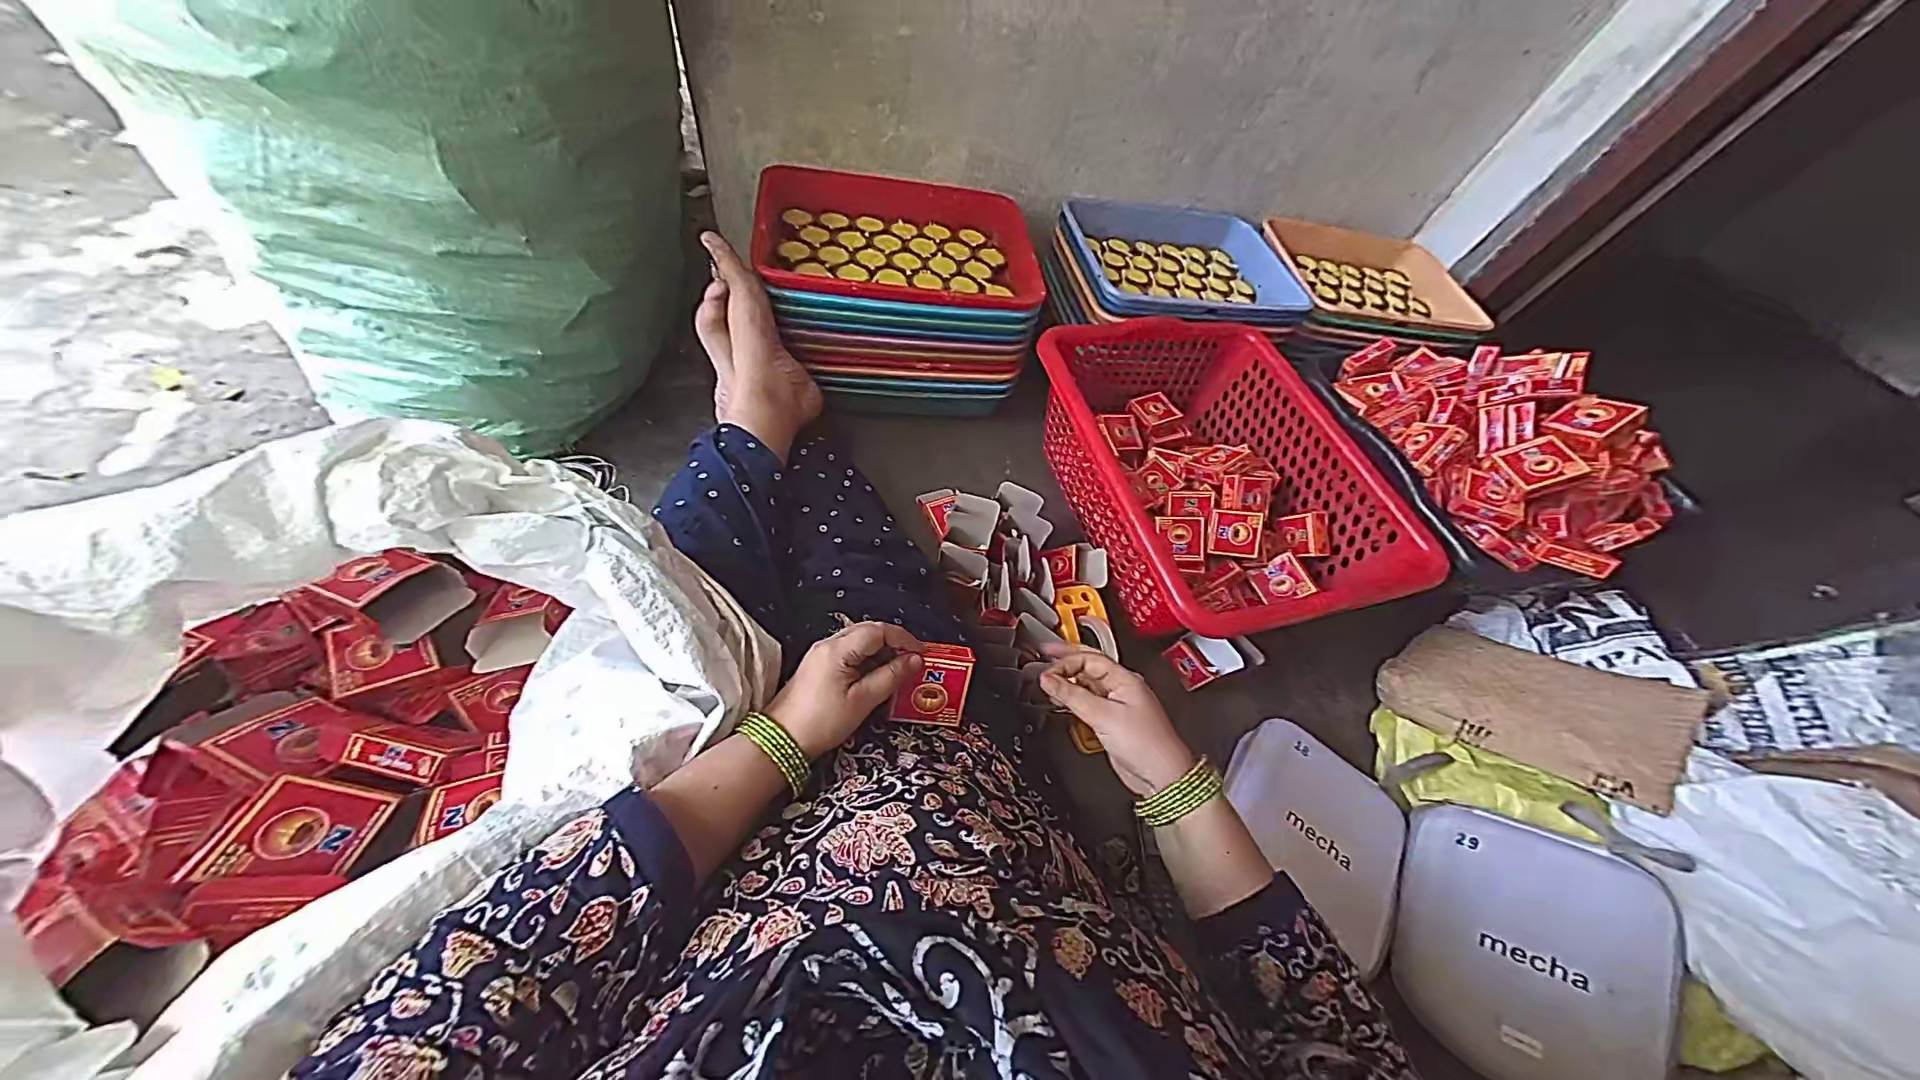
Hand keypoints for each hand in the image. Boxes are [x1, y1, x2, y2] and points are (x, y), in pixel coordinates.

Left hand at [767, 622, 924, 757]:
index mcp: (838, 649)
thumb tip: (915, 660)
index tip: (922, 653)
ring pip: (859, 640)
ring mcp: (821, 654)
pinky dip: (868, 658)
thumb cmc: (822, 721)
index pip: (878, 630)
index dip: (904, 638)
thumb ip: (891, 676)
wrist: (781, 740)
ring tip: (900, 668)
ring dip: (882, 650)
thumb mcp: (863, 701)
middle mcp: (828, 644)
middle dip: (895, 641)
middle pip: (869, 630)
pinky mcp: (819, 665)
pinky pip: (850, 652)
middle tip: (914, 659)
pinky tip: (877, 674)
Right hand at [1039, 645, 1197, 796]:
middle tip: (1045, 655)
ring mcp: (1116, 704)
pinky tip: (1062, 699)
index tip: (1047, 672)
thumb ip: (1073, 695)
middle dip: (1066, 660)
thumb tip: (1049, 679)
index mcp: (1125, 679)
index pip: (1089, 658)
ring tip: (1048, 681)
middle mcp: (1121, 687)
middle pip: (1088, 666)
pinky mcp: (1111, 720)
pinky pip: (1088, 701)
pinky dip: (1073, 698)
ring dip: (1067, 681)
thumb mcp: (1104, 716)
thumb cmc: (1147, 745)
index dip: (1066, 662)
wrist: (1162, 776)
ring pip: (1086, 683)